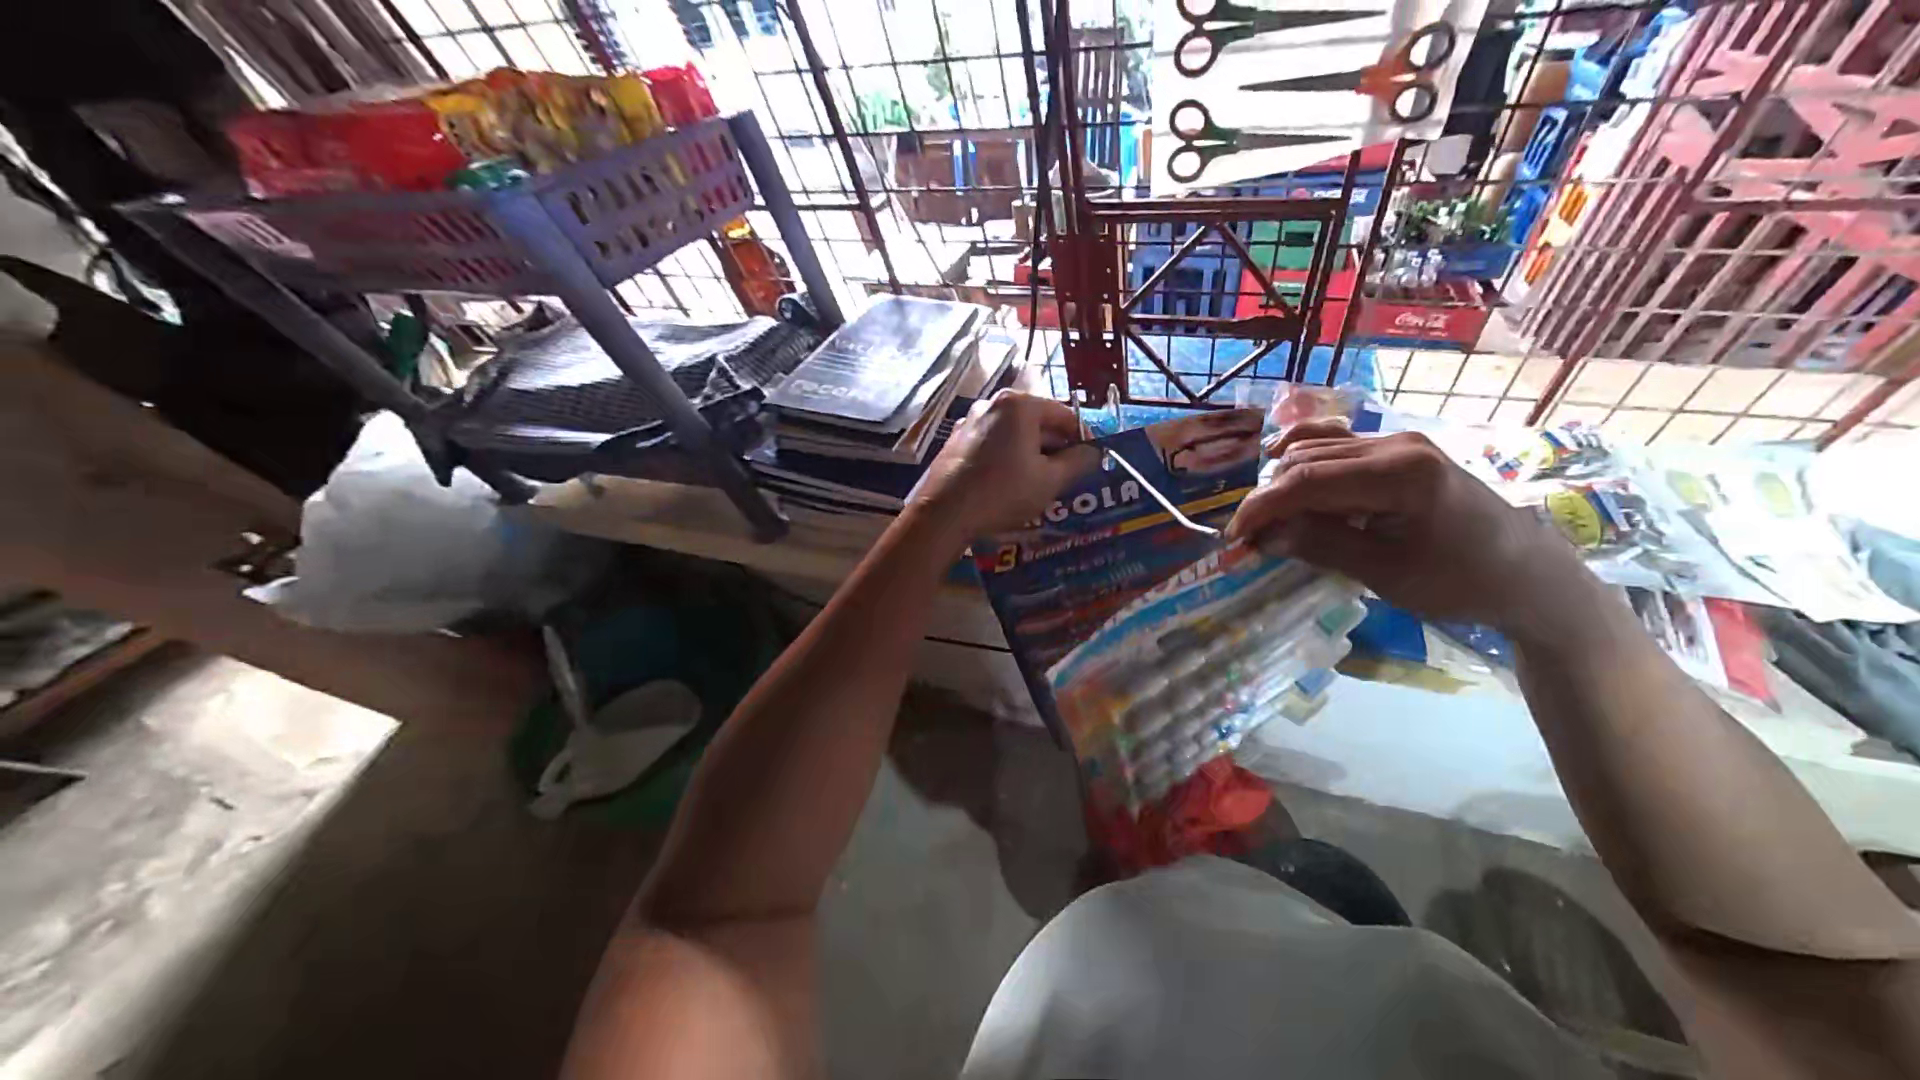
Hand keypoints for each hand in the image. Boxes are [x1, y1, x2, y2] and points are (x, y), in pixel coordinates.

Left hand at [907, 390, 1100, 541]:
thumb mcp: (1050, 480)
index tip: (1092, 461)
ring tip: (1042, 484)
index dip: (1083, 438)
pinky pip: (993, 444)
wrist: (944, 513)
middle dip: (1056, 448)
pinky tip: (1011, 484)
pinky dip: (1008, 458)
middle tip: (1069, 476)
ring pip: (1014, 435)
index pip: (1065, 415)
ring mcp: (970, 420)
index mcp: (1019, 404)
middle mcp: (992, 403)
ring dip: (1032, 455)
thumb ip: (1079, 462)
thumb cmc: (1002, 492)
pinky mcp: (956, 440)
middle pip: (1038, 422)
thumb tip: (1094, 452)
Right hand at [1224, 420, 1594, 638]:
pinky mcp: (1398, 451)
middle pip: (1306, 461)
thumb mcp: (1386, 573)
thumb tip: (1263, 537)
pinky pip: (1337, 446)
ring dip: (1283, 483)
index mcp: (1400, 473)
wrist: (1527, 573)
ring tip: (1268, 521)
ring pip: (1315, 450)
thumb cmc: (1462, 581)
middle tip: (1248, 537)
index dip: (1262, 507)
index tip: (1234, 538)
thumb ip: (1322, 546)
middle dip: (1268, 498)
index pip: (1307, 480)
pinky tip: (1282, 469)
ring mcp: (1398, 442)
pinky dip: (1304, 461)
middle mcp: (1396, 444)